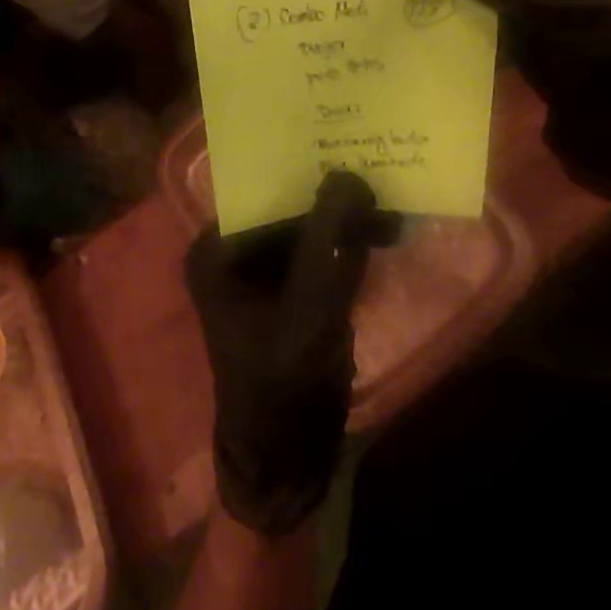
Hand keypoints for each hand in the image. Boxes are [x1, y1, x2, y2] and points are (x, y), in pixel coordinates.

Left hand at [184, 172, 392, 534]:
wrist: (285, 455)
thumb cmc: (283, 383)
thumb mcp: (310, 310)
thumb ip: (328, 242)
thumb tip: (349, 176)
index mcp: (216, 253)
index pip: (263, 197)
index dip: (309, 176)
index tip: (355, 154)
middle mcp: (231, 255)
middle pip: (287, 211)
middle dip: (335, 202)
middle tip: (385, 185)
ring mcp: (259, 275)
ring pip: (307, 231)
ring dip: (347, 224)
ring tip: (394, 214)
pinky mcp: (286, 293)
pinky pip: (317, 256)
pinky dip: (347, 248)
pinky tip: (383, 238)